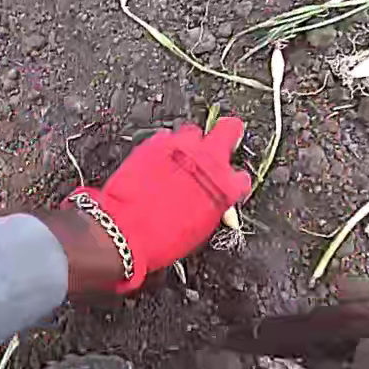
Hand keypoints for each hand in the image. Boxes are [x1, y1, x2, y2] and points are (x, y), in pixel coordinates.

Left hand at [65, 118, 252, 291]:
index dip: (233, 180)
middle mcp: (207, 161)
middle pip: (228, 129)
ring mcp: (181, 147)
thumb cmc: (162, 238)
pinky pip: (165, 138)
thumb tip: (211, 202)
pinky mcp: (155, 143)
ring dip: (189, 143)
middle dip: (227, 132)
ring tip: (179, 159)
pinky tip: (157, 163)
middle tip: (222, 137)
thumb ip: (212, 206)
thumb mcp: (199, 228)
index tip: (228, 182)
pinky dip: (164, 147)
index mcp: (224, 188)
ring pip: (193, 132)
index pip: (241, 177)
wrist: (126, 230)